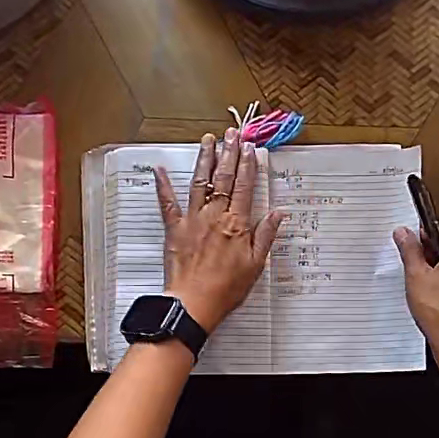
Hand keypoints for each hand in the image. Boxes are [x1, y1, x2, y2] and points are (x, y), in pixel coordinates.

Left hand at [155, 129, 285, 332]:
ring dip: (205, 159)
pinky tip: (160, 169)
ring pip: (200, 182)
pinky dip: (163, 185)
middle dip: (229, 153)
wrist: (194, 303)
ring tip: (208, 141)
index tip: (250, 149)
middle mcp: (215, 216)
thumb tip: (278, 214)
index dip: (249, 166)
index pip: (245, 187)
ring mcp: (193, 220)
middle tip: (232, 134)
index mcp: (236, 224)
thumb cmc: (226, 289)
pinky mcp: (174, 229)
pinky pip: (167, 203)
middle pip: (224, 178)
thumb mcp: (255, 265)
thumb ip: (266, 236)